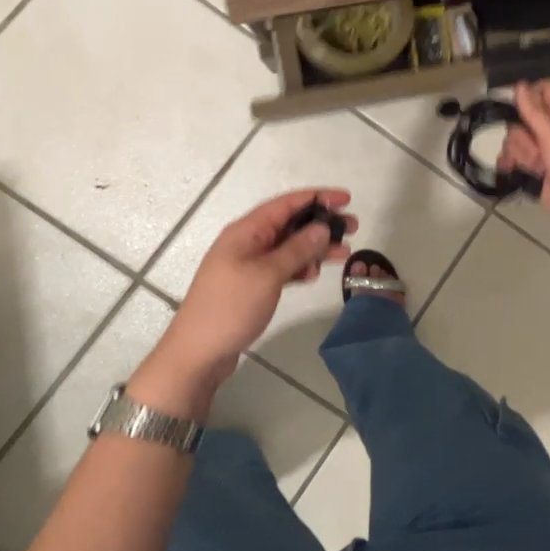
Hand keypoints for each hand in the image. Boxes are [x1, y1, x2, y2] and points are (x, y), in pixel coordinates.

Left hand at [145, 190, 354, 389]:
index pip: (286, 204)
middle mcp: (247, 242)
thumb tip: (322, 227)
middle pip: (289, 224)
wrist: (197, 353)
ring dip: (314, 247)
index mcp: (246, 232)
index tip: (346, 199)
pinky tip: (315, 274)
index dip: (317, 197)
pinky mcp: (251, 286)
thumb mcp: (267, 275)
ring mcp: (248, 265)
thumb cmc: (230, 308)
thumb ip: (297, 249)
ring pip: (288, 246)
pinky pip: (281, 267)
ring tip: (344, 252)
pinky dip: (300, 267)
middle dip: (321, 223)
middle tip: (352, 228)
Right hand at [498, 81, 549, 230]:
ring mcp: (539, 150)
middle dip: (521, 134)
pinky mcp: (531, 168)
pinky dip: (509, 162)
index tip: (516, 98)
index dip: (532, 90)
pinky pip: (512, 157)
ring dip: (519, 152)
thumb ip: (534, 111)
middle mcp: (548, 131)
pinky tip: (508, 168)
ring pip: (515, 139)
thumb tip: (520, 84)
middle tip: (534, 146)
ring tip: (533, 166)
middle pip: (522, 119)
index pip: (546, 92)